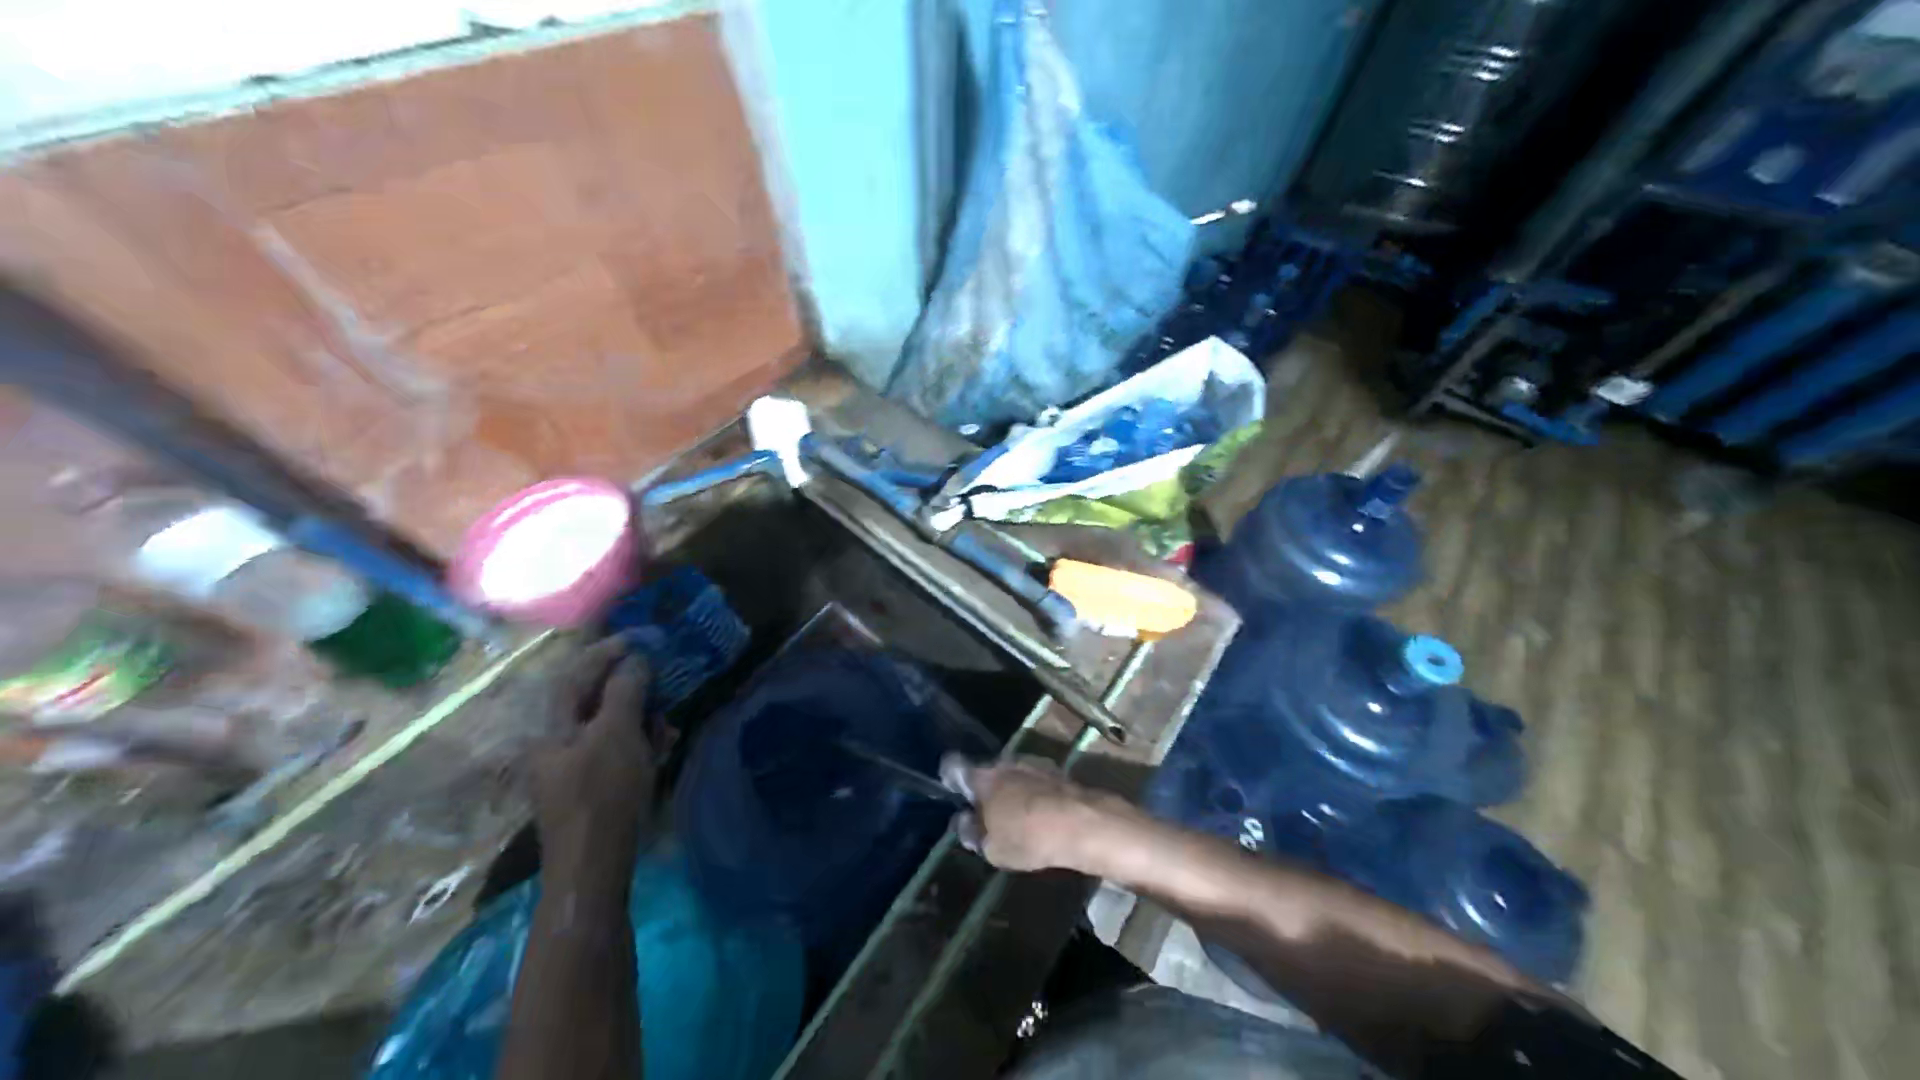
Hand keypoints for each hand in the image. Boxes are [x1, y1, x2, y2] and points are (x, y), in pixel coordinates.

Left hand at [527, 638, 655, 871]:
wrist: (595, 868)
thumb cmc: (603, 794)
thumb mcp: (617, 734)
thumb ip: (625, 691)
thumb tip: (635, 659)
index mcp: (550, 728)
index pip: (575, 674)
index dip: (607, 651)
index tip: (642, 637)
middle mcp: (556, 743)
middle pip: (594, 699)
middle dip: (631, 687)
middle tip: (662, 681)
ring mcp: (574, 768)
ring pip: (610, 725)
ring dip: (641, 716)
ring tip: (667, 724)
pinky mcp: (594, 788)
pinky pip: (618, 751)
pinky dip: (640, 742)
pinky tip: (661, 748)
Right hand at [940, 755, 1129, 872]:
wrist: (1082, 825)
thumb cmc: (1027, 837)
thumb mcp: (992, 848)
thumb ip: (972, 833)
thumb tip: (964, 822)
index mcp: (982, 777)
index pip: (954, 766)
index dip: (949, 778)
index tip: (951, 791)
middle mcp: (1005, 762)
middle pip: (986, 771)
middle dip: (984, 788)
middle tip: (986, 813)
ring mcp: (1034, 764)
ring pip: (1013, 774)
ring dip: (1011, 790)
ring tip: (1015, 817)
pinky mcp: (1059, 772)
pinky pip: (1036, 782)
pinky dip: (1034, 795)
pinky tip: (1040, 816)